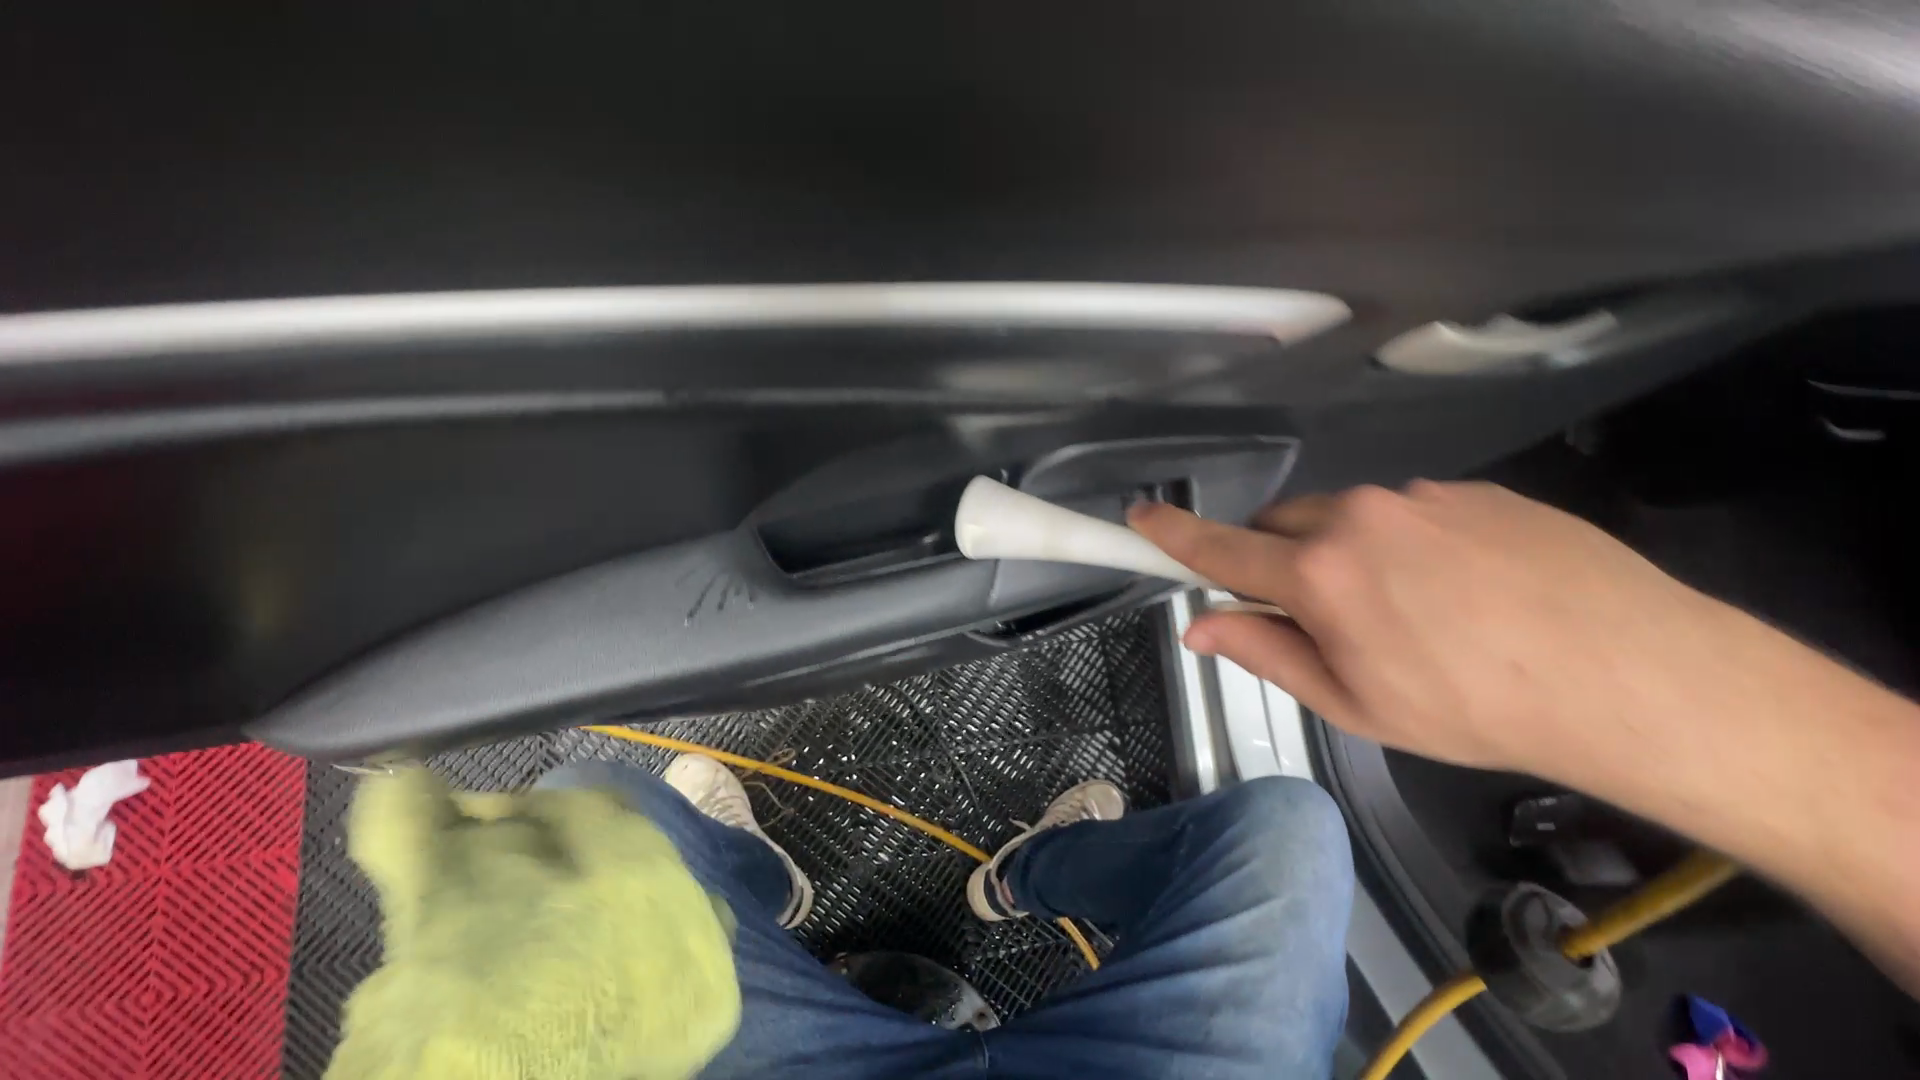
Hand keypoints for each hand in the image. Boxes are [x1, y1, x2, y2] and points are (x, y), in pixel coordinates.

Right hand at [1132, 481, 1919, 993]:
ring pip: (1351, 518)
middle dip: (1282, 560)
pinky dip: (1410, 544)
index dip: (1172, 535)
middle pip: (1285, 525)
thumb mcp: (1354, 701)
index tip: (1139, 517)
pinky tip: (1464, 592)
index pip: (1221, 548)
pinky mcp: (1476, 490)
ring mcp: (1421, 496)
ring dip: (1352, 555)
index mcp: (1319, 574)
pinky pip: (1413, 512)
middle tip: (1322, 616)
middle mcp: (1358, 517)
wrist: (1633, 676)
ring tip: (1413, 613)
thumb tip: (1200, 626)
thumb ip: (1267, 652)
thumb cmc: (1474, 707)